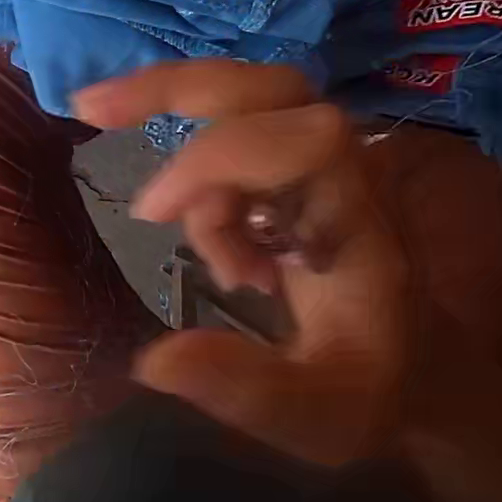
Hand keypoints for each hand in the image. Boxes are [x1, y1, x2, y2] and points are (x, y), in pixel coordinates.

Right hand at [71, 60, 416, 465]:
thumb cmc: (369, 387)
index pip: (300, 142)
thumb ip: (243, 388)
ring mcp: (321, 160)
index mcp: (360, 220)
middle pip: (263, 87)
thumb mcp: (313, 414)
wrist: (412, 366)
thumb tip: (151, 360)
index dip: (214, 160)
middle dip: (171, 89)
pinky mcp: (298, 166)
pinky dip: (197, 177)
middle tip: (89, 108)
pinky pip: (232, 136)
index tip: (150, 215)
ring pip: (241, 99)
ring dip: (182, 145)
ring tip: (184, 238)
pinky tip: (219, 248)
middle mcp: (346, 170)